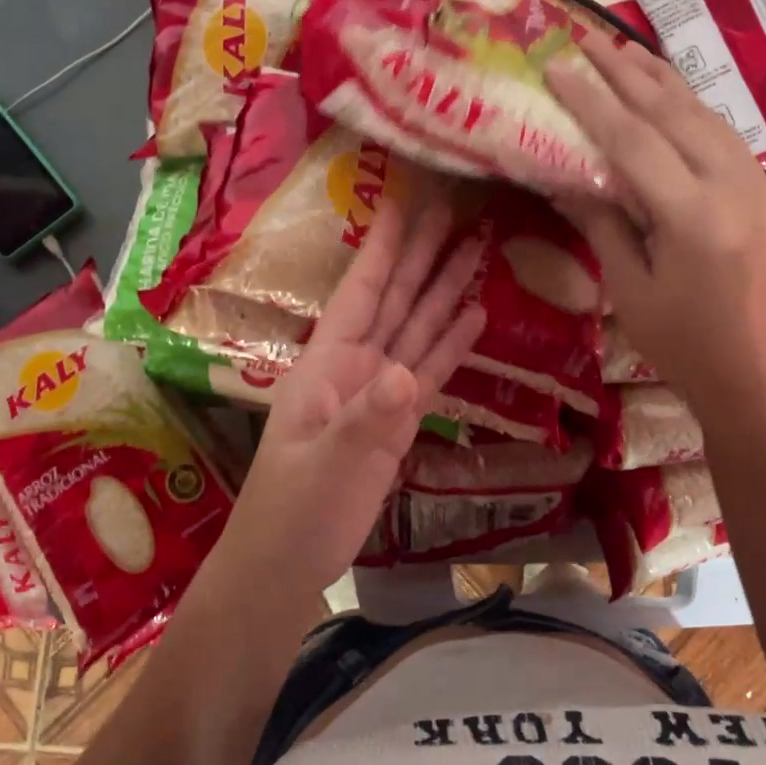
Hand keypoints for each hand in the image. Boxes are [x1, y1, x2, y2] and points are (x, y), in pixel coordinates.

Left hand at [215, 198, 485, 595]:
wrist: (289, 561)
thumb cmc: (294, 511)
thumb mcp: (326, 467)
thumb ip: (365, 421)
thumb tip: (407, 375)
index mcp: (326, 363)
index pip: (360, 293)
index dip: (383, 248)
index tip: (402, 203)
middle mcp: (354, 366)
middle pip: (394, 300)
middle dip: (423, 256)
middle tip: (456, 211)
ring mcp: (378, 392)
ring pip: (416, 330)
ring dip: (444, 292)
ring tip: (476, 250)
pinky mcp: (398, 421)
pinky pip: (430, 372)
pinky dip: (451, 344)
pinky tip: (474, 316)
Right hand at [546, 30, 765, 395]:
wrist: (745, 370)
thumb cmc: (674, 338)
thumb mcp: (624, 283)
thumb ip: (600, 217)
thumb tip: (559, 169)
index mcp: (696, 219)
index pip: (636, 143)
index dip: (593, 103)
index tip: (559, 67)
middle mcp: (736, 189)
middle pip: (675, 114)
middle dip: (626, 73)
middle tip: (587, 38)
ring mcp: (759, 185)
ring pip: (705, 114)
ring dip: (660, 79)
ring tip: (621, 47)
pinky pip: (721, 134)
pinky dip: (687, 105)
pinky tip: (662, 90)